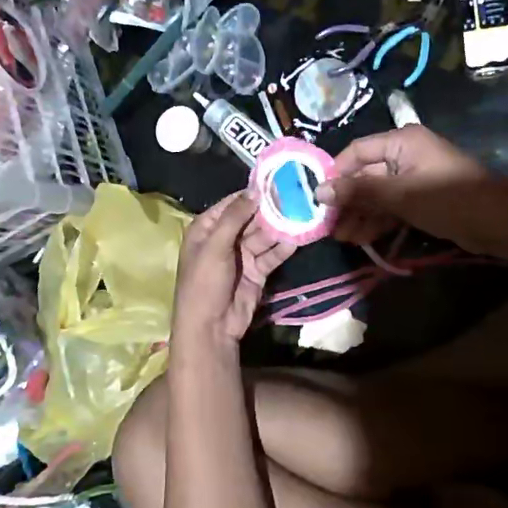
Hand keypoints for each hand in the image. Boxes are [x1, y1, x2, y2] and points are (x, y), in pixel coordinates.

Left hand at [173, 191, 295, 345]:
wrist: (211, 328)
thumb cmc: (204, 283)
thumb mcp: (215, 246)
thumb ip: (234, 217)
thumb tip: (254, 190)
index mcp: (207, 228)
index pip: (232, 203)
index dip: (253, 193)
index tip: (277, 179)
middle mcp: (224, 238)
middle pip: (251, 218)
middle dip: (272, 209)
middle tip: (296, 194)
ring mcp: (242, 255)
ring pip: (264, 235)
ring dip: (281, 227)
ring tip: (303, 212)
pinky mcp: (257, 271)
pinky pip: (272, 254)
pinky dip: (284, 247)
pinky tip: (300, 236)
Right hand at [317, 126, 507, 253]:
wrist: (503, 224)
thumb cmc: (451, 199)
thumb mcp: (402, 195)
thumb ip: (361, 192)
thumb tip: (320, 191)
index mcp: (402, 141)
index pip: (357, 151)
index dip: (336, 174)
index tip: (317, 198)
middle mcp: (407, 154)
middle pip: (366, 174)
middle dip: (347, 200)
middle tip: (327, 225)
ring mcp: (416, 178)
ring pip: (378, 194)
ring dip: (360, 214)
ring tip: (340, 237)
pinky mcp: (424, 200)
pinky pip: (393, 206)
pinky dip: (378, 220)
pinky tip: (360, 238)